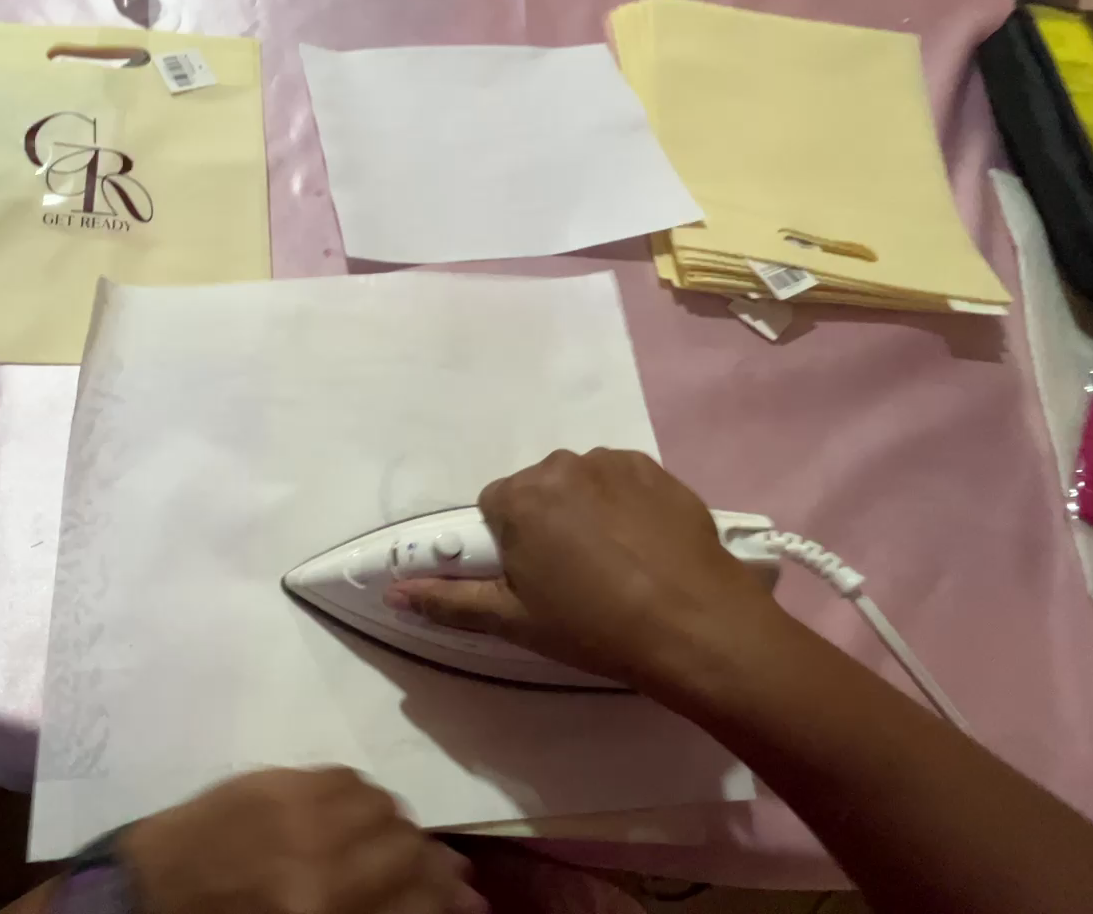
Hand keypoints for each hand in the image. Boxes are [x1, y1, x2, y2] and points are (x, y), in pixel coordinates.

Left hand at [121, 767, 484, 913]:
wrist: (151, 893)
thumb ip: (370, 910)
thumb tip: (427, 898)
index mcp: (324, 906)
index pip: (415, 893)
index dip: (448, 899)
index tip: (468, 902)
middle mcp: (321, 853)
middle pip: (407, 845)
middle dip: (434, 864)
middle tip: (445, 876)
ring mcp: (298, 806)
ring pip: (381, 804)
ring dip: (399, 827)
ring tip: (400, 844)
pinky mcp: (278, 777)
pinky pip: (345, 776)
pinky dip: (363, 795)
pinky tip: (360, 811)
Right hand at [385, 449, 796, 704]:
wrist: (699, 629)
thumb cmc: (595, 627)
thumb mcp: (514, 620)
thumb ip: (448, 600)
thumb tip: (393, 592)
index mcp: (520, 497)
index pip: (492, 508)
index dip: (507, 545)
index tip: (534, 578)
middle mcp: (561, 465)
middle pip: (535, 491)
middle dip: (544, 523)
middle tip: (573, 576)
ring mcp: (613, 462)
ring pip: (578, 483)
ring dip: (583, 511)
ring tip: (615, 562)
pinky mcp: (655, 469)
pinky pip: (620, 480)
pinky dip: (622, 504)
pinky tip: (643, 545)